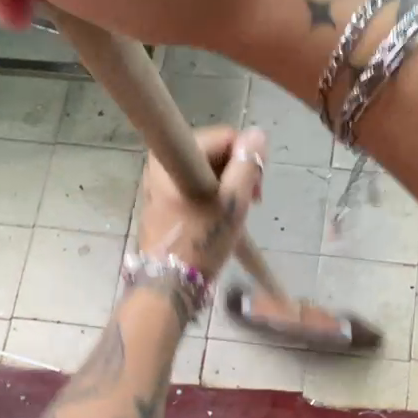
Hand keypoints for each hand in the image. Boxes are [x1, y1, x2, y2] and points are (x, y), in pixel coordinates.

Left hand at [137, 126, 265, 280]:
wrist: (169, 284)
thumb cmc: (201, 242)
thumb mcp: (232, 205)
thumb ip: (247, 166)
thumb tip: (257, 134)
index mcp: (173, 156)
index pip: (224, 137)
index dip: (247, 158)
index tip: (257, 189)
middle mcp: (162, 162)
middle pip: (215, 152)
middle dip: (238, 174)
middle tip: (252, 203)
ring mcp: (160, 182)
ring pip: (209, 171)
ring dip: (230, 188)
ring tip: (238, 215)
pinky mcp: (163, 200)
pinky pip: (197, 186)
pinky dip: (214, 197)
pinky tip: (222, 219)